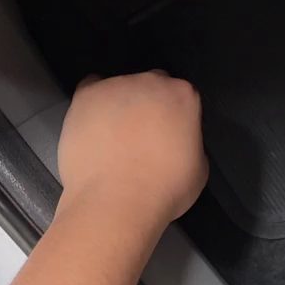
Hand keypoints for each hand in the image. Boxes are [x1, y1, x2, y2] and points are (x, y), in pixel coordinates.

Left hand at [56, 72, 207, 230]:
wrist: (116, 202)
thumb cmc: (163, 190)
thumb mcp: (199, 169)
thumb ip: (190, 141)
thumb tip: (178, 140)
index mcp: (183, 96)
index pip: (182, 95)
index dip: (175, 117)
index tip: (169, 135)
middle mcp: (150, 82)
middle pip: (151, 86)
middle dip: (149, 107)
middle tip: (143, 139)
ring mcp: (115, 86)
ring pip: (120, 89)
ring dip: (120, 107)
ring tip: (115, 141)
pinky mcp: (85, 96)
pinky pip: (91, 91)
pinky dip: (94, 106)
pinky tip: (96, 129)